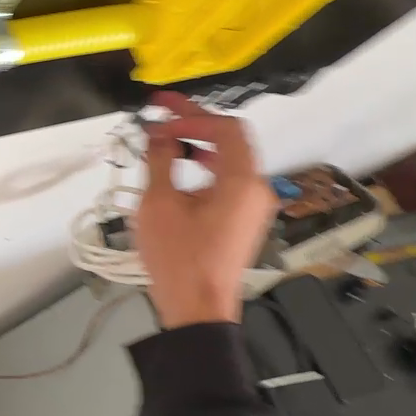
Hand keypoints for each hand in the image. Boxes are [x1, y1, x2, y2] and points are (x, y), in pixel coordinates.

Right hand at [135, 92, 275, 327]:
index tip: (159, 114)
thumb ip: (161, 160)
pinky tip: (177, 169)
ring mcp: (252, 205)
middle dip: (194, 122)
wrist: (197, 305)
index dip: (192, 115)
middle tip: (161, 109)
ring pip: (228, 160)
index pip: (226, 129)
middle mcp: (256, 188)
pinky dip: (203, 166)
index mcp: (243, 180)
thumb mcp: (159, 203)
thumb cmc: (178, 255)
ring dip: (197, 144)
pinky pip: (226, 180)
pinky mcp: (241, 219)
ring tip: (165, 138)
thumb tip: (160, 134)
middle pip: (231, 140)